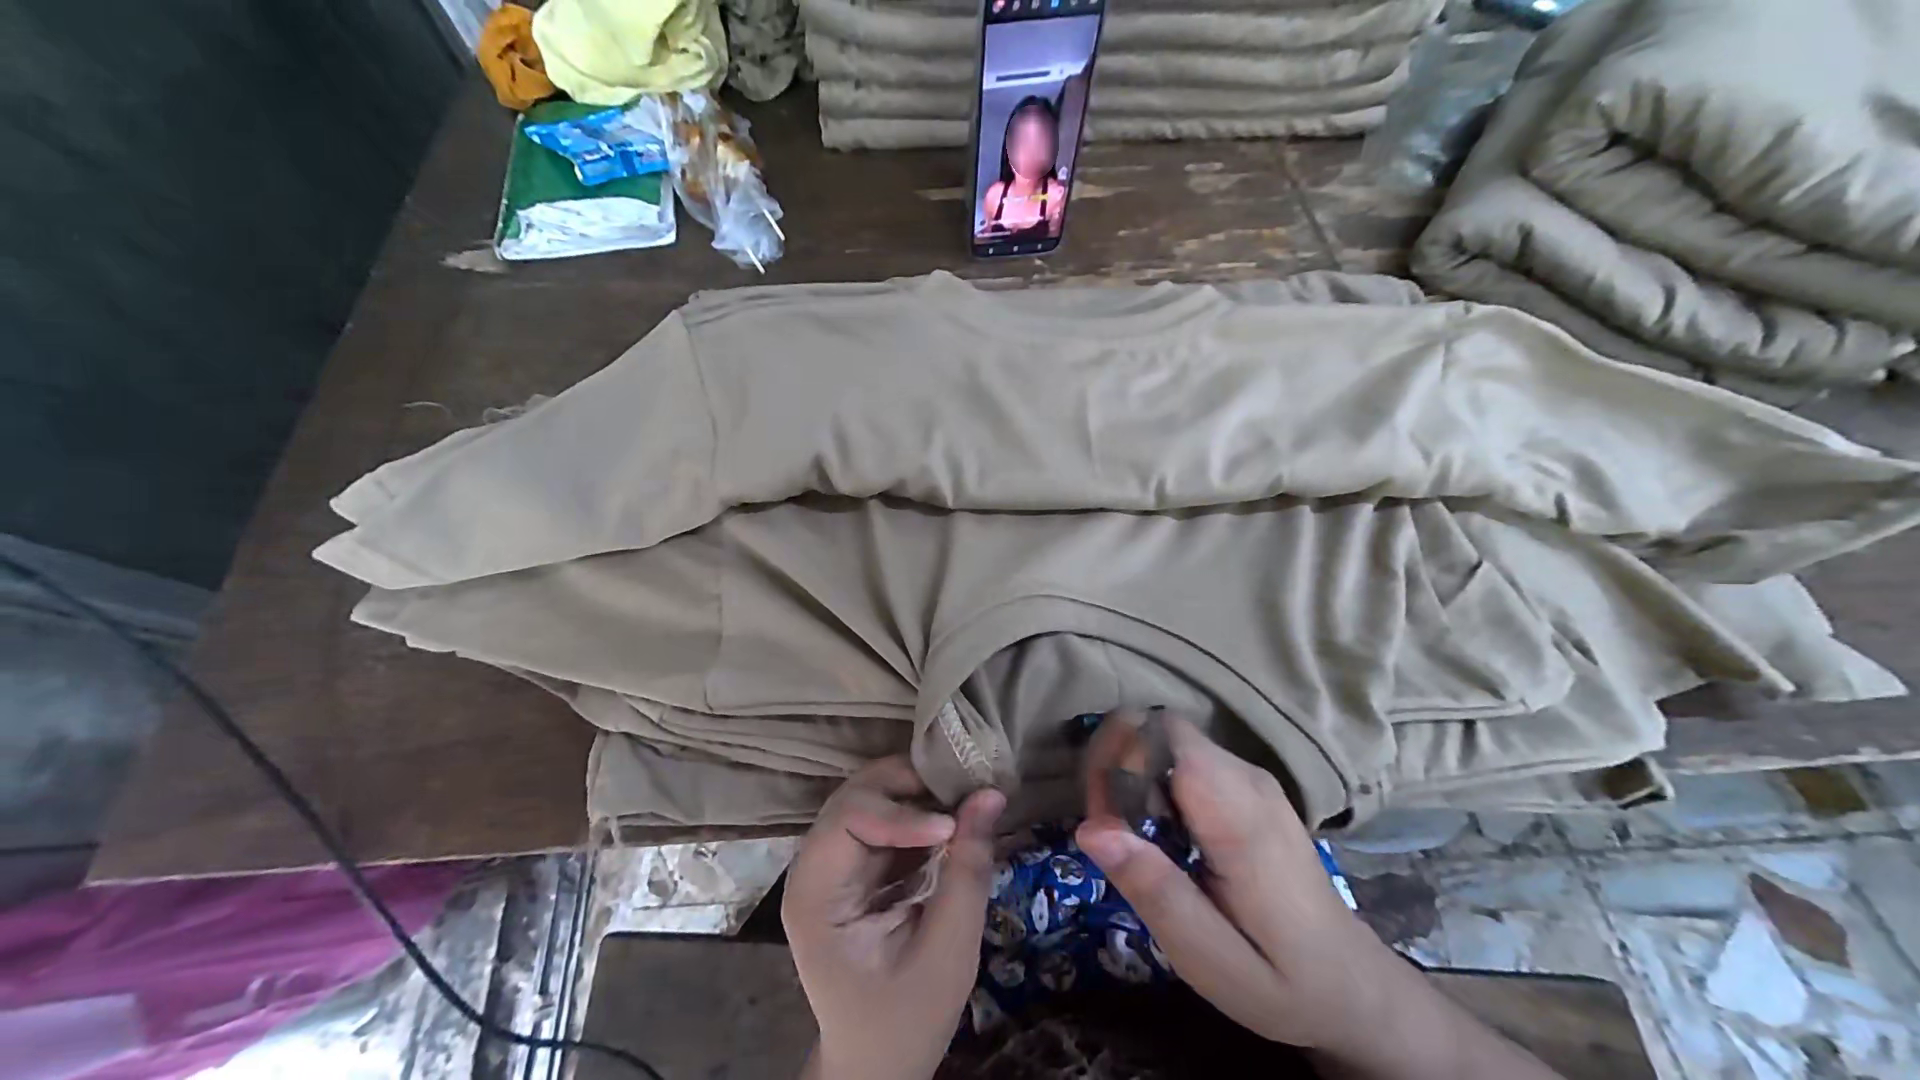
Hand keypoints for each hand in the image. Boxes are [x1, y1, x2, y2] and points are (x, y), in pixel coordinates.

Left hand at [783, 757, 1005, 1079]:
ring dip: (917, 794)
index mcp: (814, 894)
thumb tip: (990, 794)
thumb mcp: (947, 953)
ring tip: (962, 802)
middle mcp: (814, 867)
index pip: (847, 819)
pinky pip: (886, 819)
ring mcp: (834, 865)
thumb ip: (967, 871)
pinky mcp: (857, 867)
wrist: (878, 1062)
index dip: (899, 813)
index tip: (949, 829)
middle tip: (962, 793)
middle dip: (909, 787)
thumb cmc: (906, 1018)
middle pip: (855, 796)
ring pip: (871, 798)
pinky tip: (952, 819)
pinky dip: (920, 812)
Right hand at [1074, 712, 1380, 1047]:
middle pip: (1157, 729)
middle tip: (1108, 828)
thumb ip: (1155, 890)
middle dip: (1115, 765)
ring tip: (1130, 837)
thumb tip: (1090, 828)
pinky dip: (1154, 783)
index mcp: (1239, 815)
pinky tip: (1159, 833)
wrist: (1355, 987)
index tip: (1102, 818)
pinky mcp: (1247, 785)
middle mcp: (1246, 778)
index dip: (1115, 761)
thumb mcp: (1210, 959)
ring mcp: (1251, 777)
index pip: (1159, 734)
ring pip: (1166, 739)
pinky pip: (1183, 758)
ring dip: (1131, 775)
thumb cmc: (1283, 982)